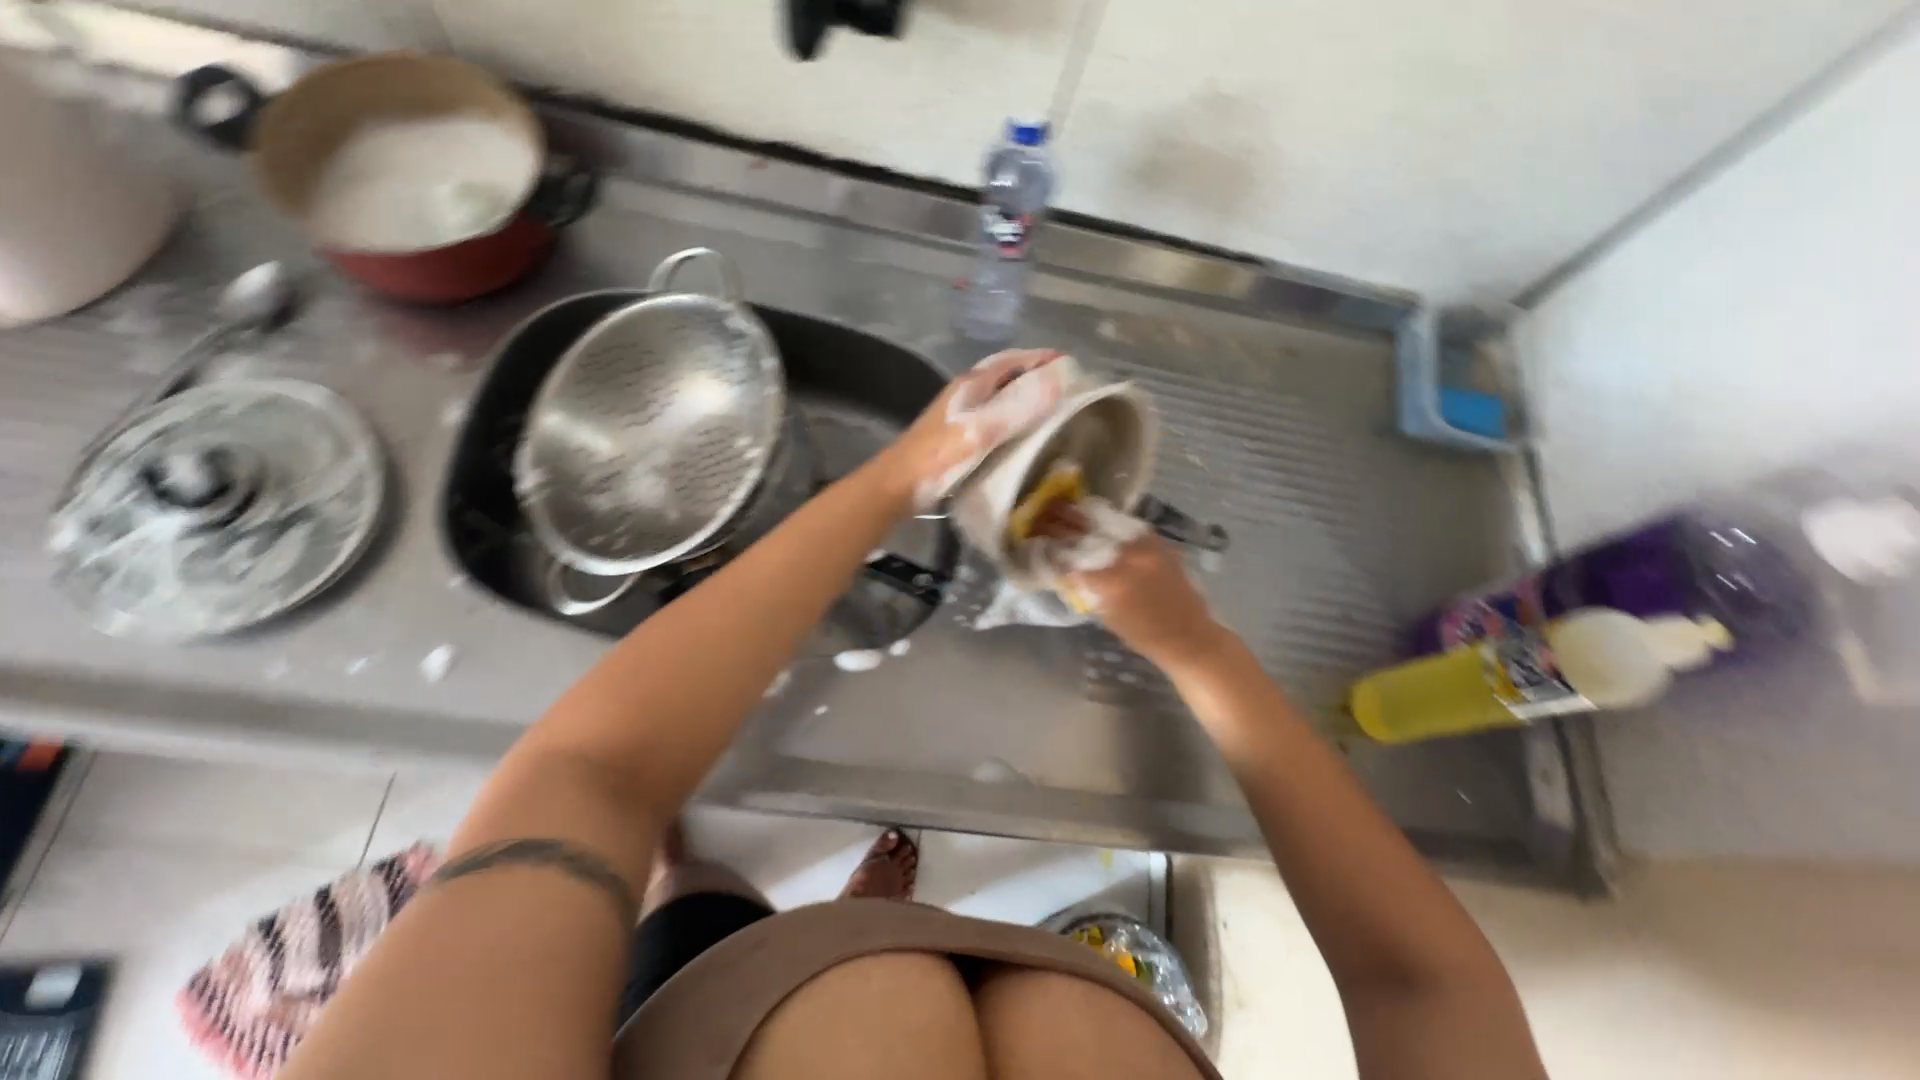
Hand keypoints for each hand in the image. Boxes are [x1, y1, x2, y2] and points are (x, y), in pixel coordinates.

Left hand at [877, 348, 1071, 511]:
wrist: (898, 485)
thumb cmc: (939, 455)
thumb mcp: (982, 429)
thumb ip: (1018, 405)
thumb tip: (1060, 376)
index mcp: (972, 384)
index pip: (1012, 359)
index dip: (1040, 358)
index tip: (1071, 364)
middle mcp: (966, 392)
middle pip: (1005, 375)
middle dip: (1035, 376)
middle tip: (1068, 388)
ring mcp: (959, 413)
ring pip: (999, 396)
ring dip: (1024, 397)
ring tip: (1053, 410)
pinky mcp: (956, 434)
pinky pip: (993, 417)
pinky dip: (1013, 418)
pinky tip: (1023, 436)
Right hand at [1033, 503, 1230, 672]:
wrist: (1188, 635)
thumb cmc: (1143, 635)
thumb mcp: (1107, 616)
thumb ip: (1088, 588)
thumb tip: (1068, 568)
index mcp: (1111, 581)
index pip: (1074, 558)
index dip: (1055, 546)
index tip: (1041, 537)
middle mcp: (1128, 558)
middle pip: (1089, 533)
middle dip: (1065, 522)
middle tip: (1048, 513)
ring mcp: (1146, 547)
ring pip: (1110, 524)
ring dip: (1087, 517)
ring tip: (1070, 508)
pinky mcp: (1160, 544)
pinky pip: (1129, 528)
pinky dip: (1112, 524)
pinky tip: (1101, 519)